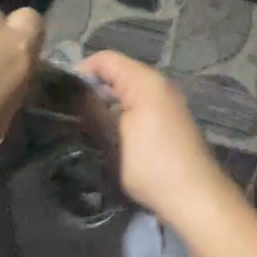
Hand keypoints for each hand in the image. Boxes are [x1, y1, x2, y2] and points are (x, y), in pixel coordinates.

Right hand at [79, 51, 239, 226]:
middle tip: (67, 110)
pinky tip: (108, 134)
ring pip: (127, 92)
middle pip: (117, 74)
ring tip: (83, 123)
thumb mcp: (115, 138)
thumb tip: (76, 99)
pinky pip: (138, 106)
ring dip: (106, 103)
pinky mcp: (169, 121)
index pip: (105, 60)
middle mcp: (158, 86)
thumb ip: (95, 113)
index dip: (80, 71)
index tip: (61, 94)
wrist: (194, 197)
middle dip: (92, 88)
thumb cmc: (152, 165)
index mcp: (145, 82)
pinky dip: (121, 113)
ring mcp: (166, 103)